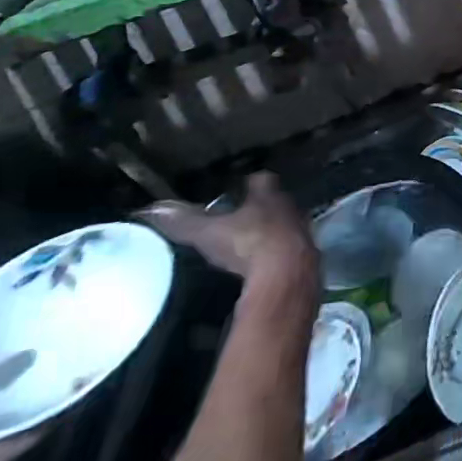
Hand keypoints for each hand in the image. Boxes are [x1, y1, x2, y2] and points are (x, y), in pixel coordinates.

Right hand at [139, 172, 316, 289]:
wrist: (289, 280)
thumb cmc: (249, 245)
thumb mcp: (209, 233)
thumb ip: (182, 221)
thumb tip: (150, 210)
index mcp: (270, 196)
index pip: (260, 180)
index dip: (247, 184)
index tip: (234, 190)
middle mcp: (292, 210)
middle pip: (278, 204)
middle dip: (261, 211)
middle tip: (240, 222)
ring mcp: (304, 236)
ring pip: (289, 230)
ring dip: (274, 237)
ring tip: (251, 251)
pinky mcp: (310, 264)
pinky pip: (294, 257)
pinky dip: (281, 263)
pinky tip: (266, 276)